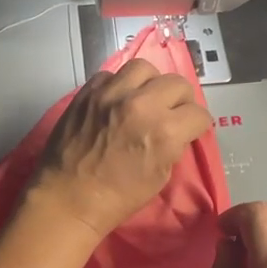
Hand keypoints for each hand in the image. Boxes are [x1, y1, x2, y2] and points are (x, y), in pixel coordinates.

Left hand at [24, 58, 211, 240]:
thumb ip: (173, 146)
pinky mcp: (87, 92)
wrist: (68, 199)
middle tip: (171, 113)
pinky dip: (119, 86)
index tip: (190, 130)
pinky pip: (111, 75)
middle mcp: (140, 104)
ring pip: (144, 68)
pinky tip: (116, 102)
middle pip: (177, 84)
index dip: (197, 125)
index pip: (198, 114)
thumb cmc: (117, 197)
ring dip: (150, 83)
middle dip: (180, 100)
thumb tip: (177, 131)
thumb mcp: (160, 177)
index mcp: (164, 131)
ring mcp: (111, 93)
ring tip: (144, 98)